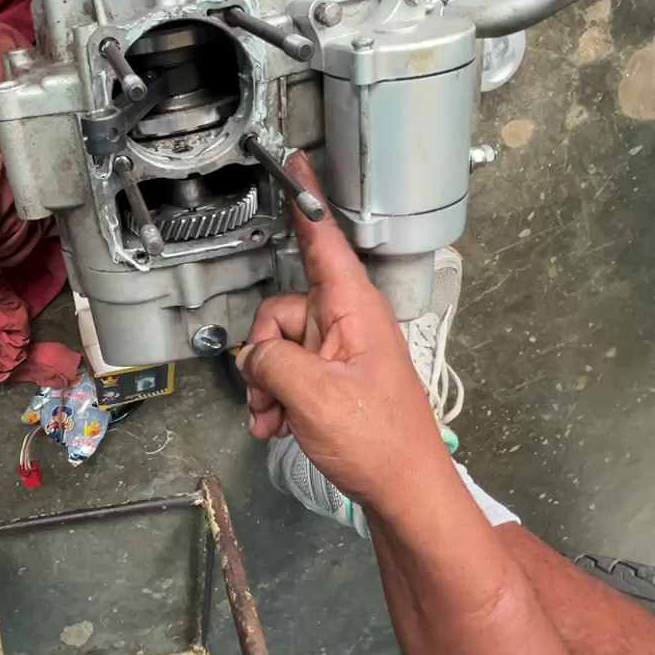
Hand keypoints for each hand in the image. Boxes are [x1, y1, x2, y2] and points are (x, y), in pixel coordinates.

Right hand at [239, 156, 448, 508]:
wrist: (403, 491)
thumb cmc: (376, 441)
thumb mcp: (313, 396)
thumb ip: (270, 362)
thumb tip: (252, 357)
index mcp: (354, 310)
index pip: (325, 241)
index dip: (306, 200)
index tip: (294, 162)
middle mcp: (346, 322)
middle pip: (280, 311)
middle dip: (262, 356)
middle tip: (266, 394)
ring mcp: (339, 351)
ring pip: (278, 348)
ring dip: (266, 386)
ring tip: (274, 418)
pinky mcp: (333, 376)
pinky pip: (288, 372)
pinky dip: (276, 399)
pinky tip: (277, 425)